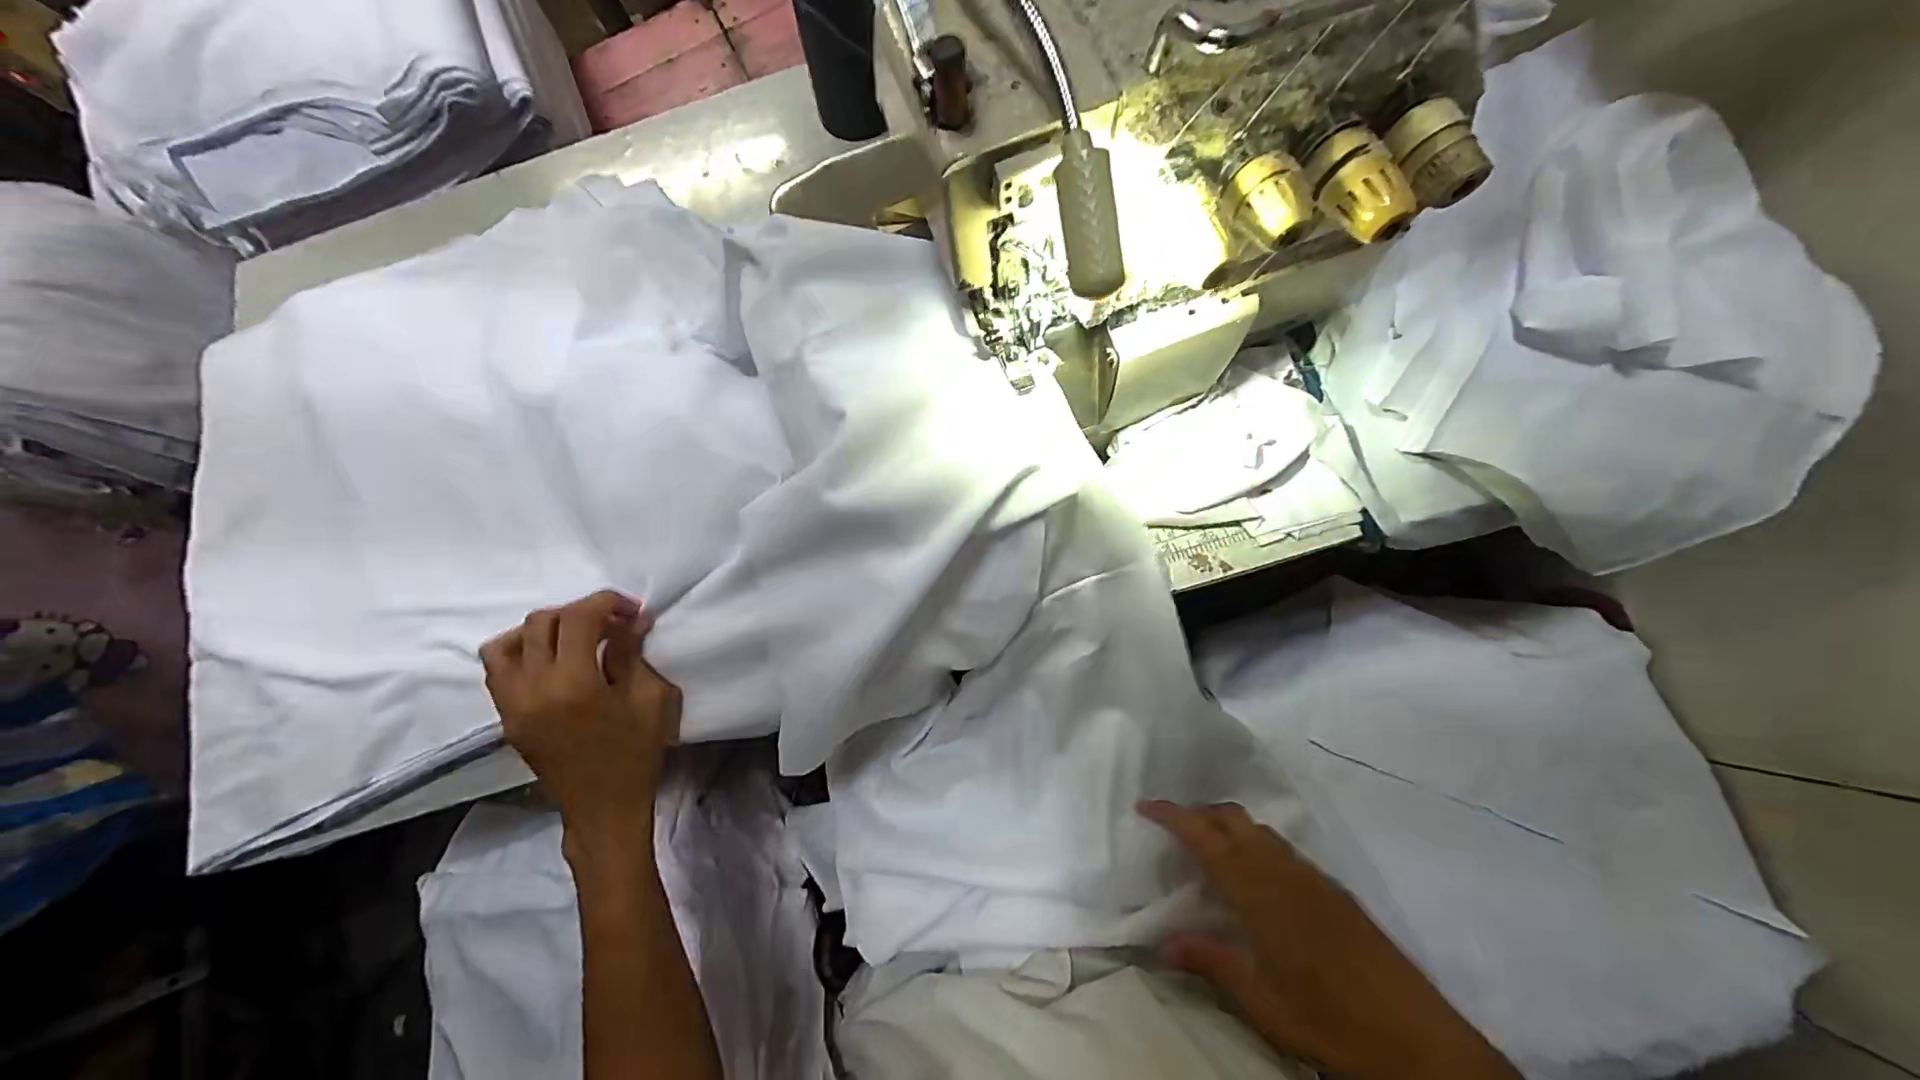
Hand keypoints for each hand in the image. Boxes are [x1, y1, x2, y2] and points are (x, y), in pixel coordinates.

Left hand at [480, 591, 681, 863]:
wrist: (603, 807)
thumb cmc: (636, 753)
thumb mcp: (650, 698)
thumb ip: (632, 654)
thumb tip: (627, 622)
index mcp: (573, 683)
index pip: (578, 618)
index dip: (607, 603)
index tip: (632, 611)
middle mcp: (532, 688)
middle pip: (543, 622)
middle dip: (581, 612)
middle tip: (612, 624)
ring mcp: (512, 703)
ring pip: (510, 641)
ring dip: (545, 629)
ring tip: (575, 638)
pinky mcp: (505, 717)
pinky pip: (498, 669)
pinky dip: (521, 652)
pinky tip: (552, 661)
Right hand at [1140, 801, 1518, 1079]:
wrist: (1420, 1041)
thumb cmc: (1331, 1021)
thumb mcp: (1263, 1004)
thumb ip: (1212, 964)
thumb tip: (1164, 944)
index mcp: (1260, 892)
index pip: (1206, 837)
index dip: (1172, 815)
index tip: (1144, 805)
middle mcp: (1284, 871)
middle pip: (1233, 818)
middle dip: (1197, 813)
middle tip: (1169, 829)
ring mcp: (1313, 877)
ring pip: (1259, 830)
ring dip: (1227, 826)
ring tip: (1205, 850)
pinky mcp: (1333, 890)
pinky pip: (1282, 848)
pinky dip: (1254, 844)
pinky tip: (1252, 878)